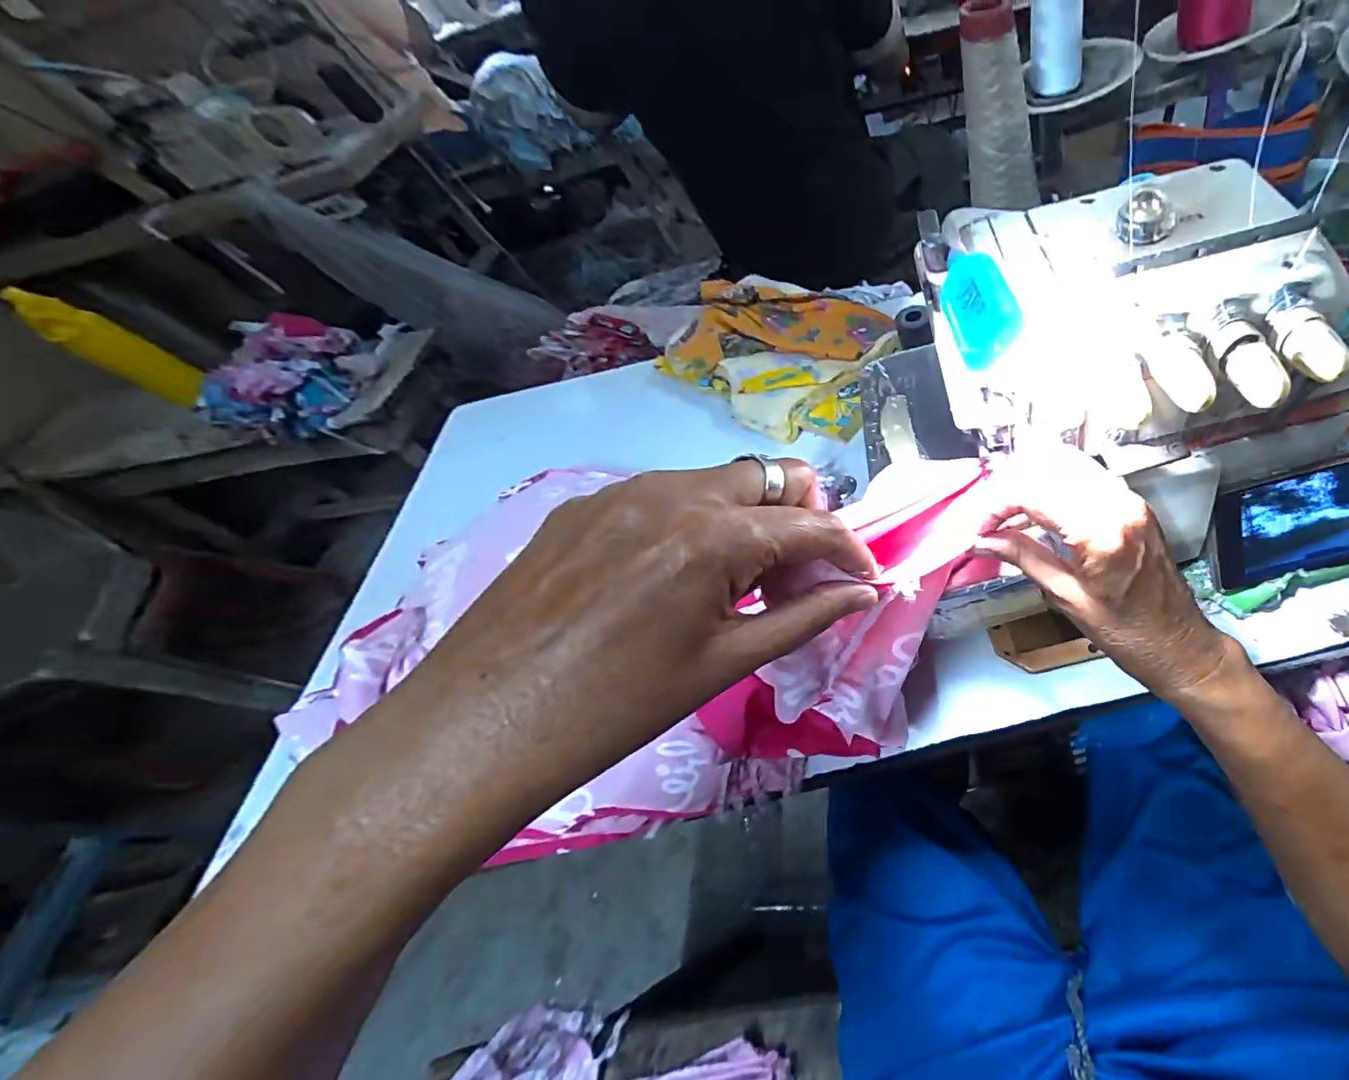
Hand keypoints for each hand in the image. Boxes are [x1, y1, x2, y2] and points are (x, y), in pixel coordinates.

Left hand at [374, 458, 879, 804]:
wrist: (484, 725)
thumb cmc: (622, 704)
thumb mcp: (727, 662)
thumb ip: (805, 617)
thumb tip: (863, 593)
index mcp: (715, 534)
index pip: (810, 526)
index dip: (849, 550)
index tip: (864, 576)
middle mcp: (672, 492)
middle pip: (768, 477)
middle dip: (802, 516)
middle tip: (799, 572)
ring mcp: (620, 492)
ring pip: (715, 482)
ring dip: (748, 517)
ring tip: (738, 578)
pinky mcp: (581, 506)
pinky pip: (661, 496)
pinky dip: (693, 522)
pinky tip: (672, 576)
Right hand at [973, 448, 1256, 708]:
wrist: (1179, 643)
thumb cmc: (1127, 633)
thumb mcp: (1066, 597)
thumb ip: (1024, 557)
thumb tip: (984, 540)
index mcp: (1102, 534)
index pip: (1034, 493)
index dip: (997, 505)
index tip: (981, 527)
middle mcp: (1119, 506)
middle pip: (1050, 467)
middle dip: (1011, 486)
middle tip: (990, 515)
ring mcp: (1130, 500)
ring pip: (1069, 462)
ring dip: (1033, 479)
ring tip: (1009, 509)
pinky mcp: (1134, 503)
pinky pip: (1087, 475)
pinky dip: (1057, 482)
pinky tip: (1039, 506)